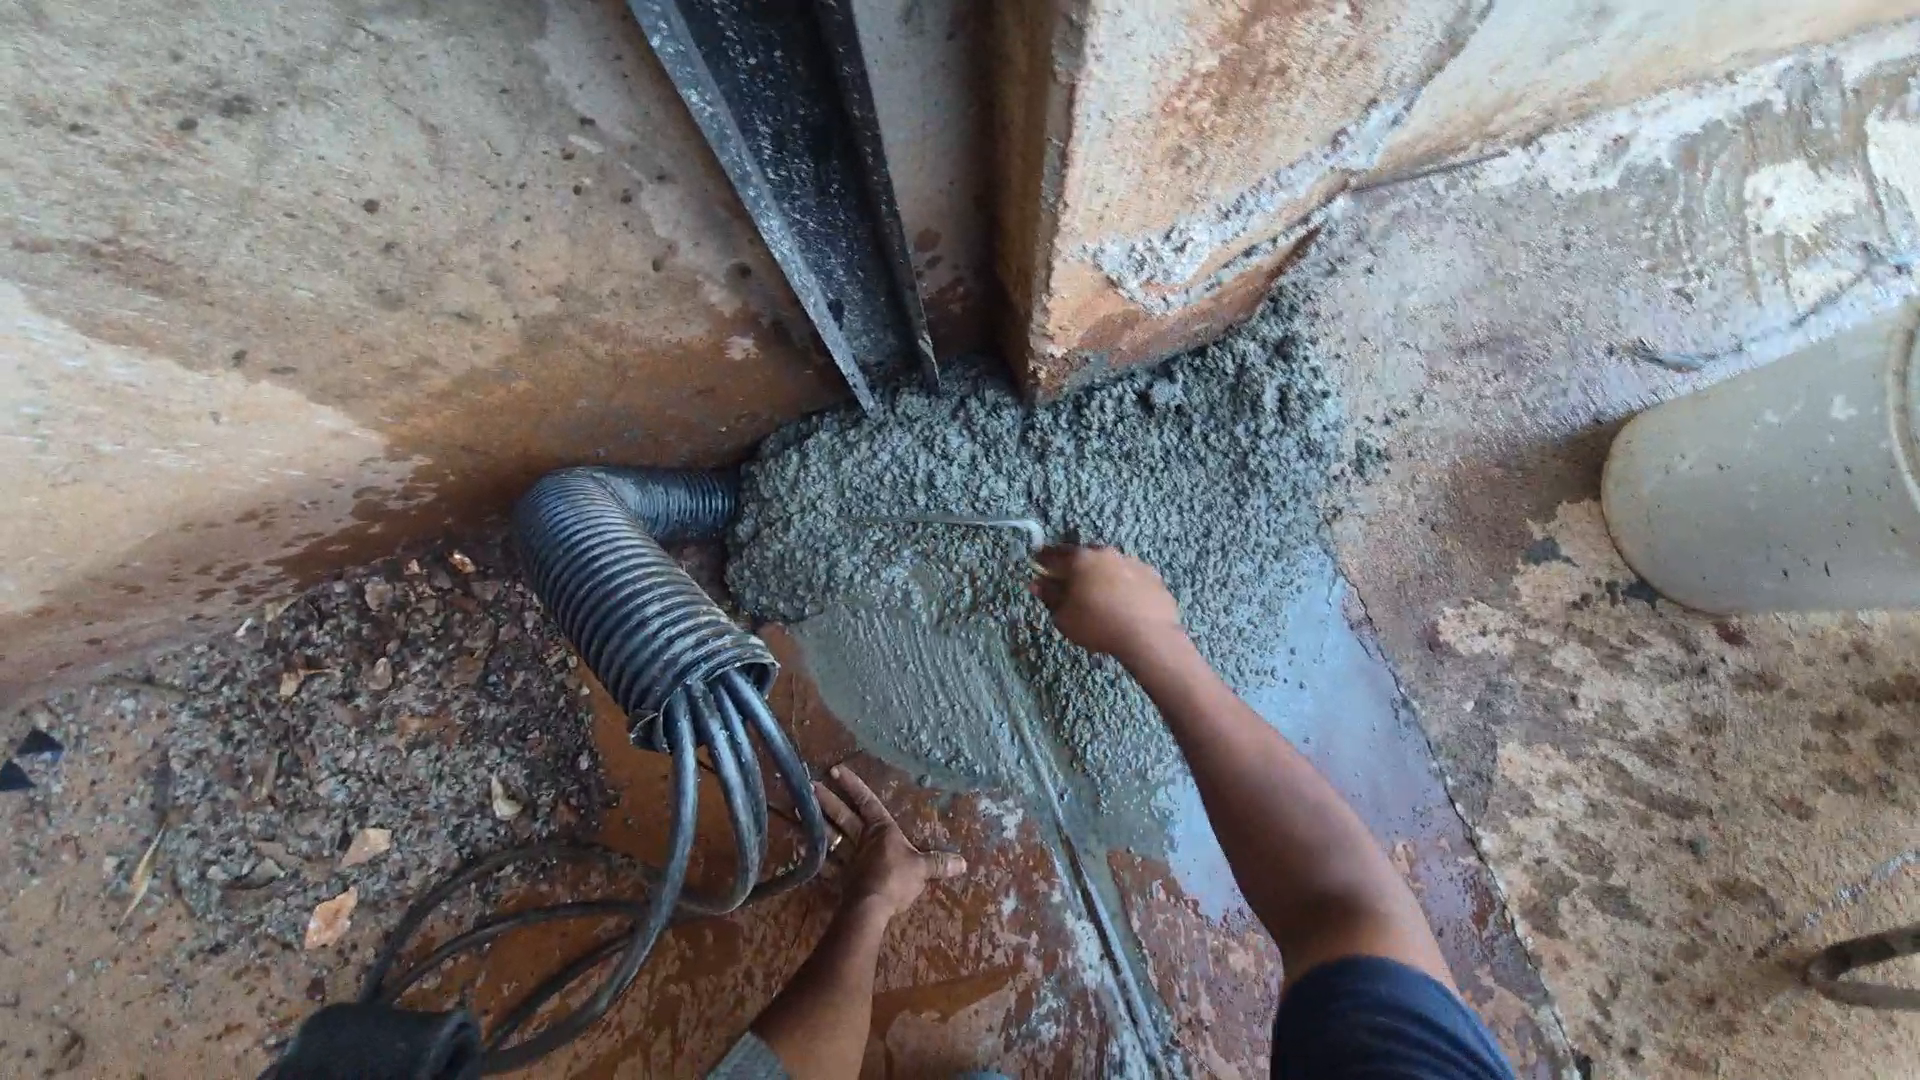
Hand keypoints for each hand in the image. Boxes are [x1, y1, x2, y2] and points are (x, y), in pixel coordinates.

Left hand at [813, 765, 966, 920]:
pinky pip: (826, 864)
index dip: (852, 785)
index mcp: (881, 830)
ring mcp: (848, 858)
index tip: (835, 770)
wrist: (871, 906)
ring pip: (830, 836)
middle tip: (809, 785)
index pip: (866, 801)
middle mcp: (862, 839)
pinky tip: (806, 851)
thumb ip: (939, 864)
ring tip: (800, 811)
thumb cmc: (896, 879)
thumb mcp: (922, 869)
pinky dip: (816, 857)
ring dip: (816, 823)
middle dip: (827, 800)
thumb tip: (964, 862)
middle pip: (842, 816)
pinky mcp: (840, 877)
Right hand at [1030, 545, 1184, 661]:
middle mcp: (1106, 553)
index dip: (1043, 560)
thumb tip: (1037, 583)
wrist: (1147, 635)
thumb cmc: (1097, 624)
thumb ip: (1049, 596)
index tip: (1037, 565)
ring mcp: (1132, 562)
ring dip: (1101, 574)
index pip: (1054, 554)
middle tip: (1069, 581)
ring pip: (1110, 564)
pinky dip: (1124, 584)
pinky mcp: (1153, 575)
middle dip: (1075, 566)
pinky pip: (1131, 576)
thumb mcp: (1064, 616)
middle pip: (1084, 556)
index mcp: (1080, 559)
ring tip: (1100, 594)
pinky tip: (1124, 602)